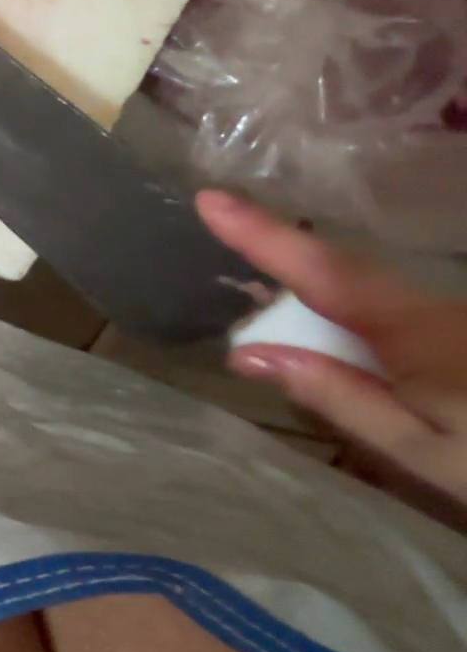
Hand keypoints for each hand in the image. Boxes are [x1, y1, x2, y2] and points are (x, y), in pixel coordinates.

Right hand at [198, 191, 466, 522]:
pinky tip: (366, 367)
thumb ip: (338, 396)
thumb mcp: (425, 452)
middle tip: (249, 308)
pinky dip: (364, 335)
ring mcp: (462, 324)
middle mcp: (442, 316)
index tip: (210, 199)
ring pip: (375, 304)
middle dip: (287, 277)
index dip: (264, 234)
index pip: (324, 273)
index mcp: (418, 337)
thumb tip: (248, 354)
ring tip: (303, 354)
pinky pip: (403, 323)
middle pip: (345, 283)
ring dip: (326, 318)